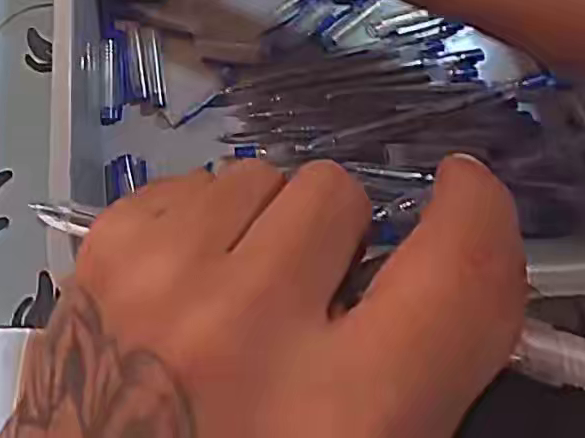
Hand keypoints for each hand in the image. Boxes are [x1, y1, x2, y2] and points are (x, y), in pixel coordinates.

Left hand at [0, 157, 525, 437]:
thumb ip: (412, 368)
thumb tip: (436, 265)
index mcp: (339, 419)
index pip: (454, 274)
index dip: (478, 215)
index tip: (467, 188)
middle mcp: (246, 326)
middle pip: (335, 189)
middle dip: (336, 232)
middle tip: (311, 289)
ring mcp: (162, 271)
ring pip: (259, 171)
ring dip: (264, 220)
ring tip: (237, 286)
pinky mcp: (106, 240)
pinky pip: (193, 180)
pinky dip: (202, 217)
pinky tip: (183, 279)